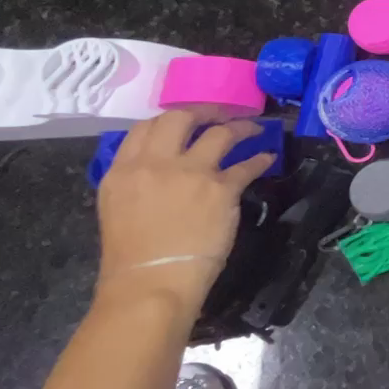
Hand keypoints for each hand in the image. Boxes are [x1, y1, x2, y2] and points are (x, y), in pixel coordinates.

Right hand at [94, 110, 275, 316]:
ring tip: (254, 129)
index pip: (144, 128)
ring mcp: (191, 174)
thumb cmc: (133, 251)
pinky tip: (268, 158)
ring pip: (221, 133)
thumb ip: (139, 179)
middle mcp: (154, 165)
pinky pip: (249, 164)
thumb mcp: (120, 205)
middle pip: (180, 119)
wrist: (152, 277)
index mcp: (122, 172)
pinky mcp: (223, 187)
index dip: (171, 117)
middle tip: (223, 114)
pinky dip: (262, 159)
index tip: (191, 117)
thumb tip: (162, 166)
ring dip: (242, 128)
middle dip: (206, 111)